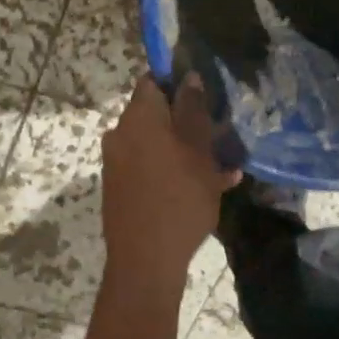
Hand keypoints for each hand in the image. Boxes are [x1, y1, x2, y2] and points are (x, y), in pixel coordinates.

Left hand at [100, 74, 240, 287]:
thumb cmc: (179, 198)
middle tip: (219, 137)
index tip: (205, 98)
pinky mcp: (120, 188)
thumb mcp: (198, 151)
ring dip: (186, 151)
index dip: (178, 83)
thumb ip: (194, 110)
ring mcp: (117, 163)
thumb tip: (188, 76)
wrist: (145, 261)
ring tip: (222, 170)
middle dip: (187, 122)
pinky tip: (206, 189)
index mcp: (138, 117)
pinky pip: (150, 168)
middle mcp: (120, 134)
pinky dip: (174, 171)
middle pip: (156, 114)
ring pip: (157, 144)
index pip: (153, 81)